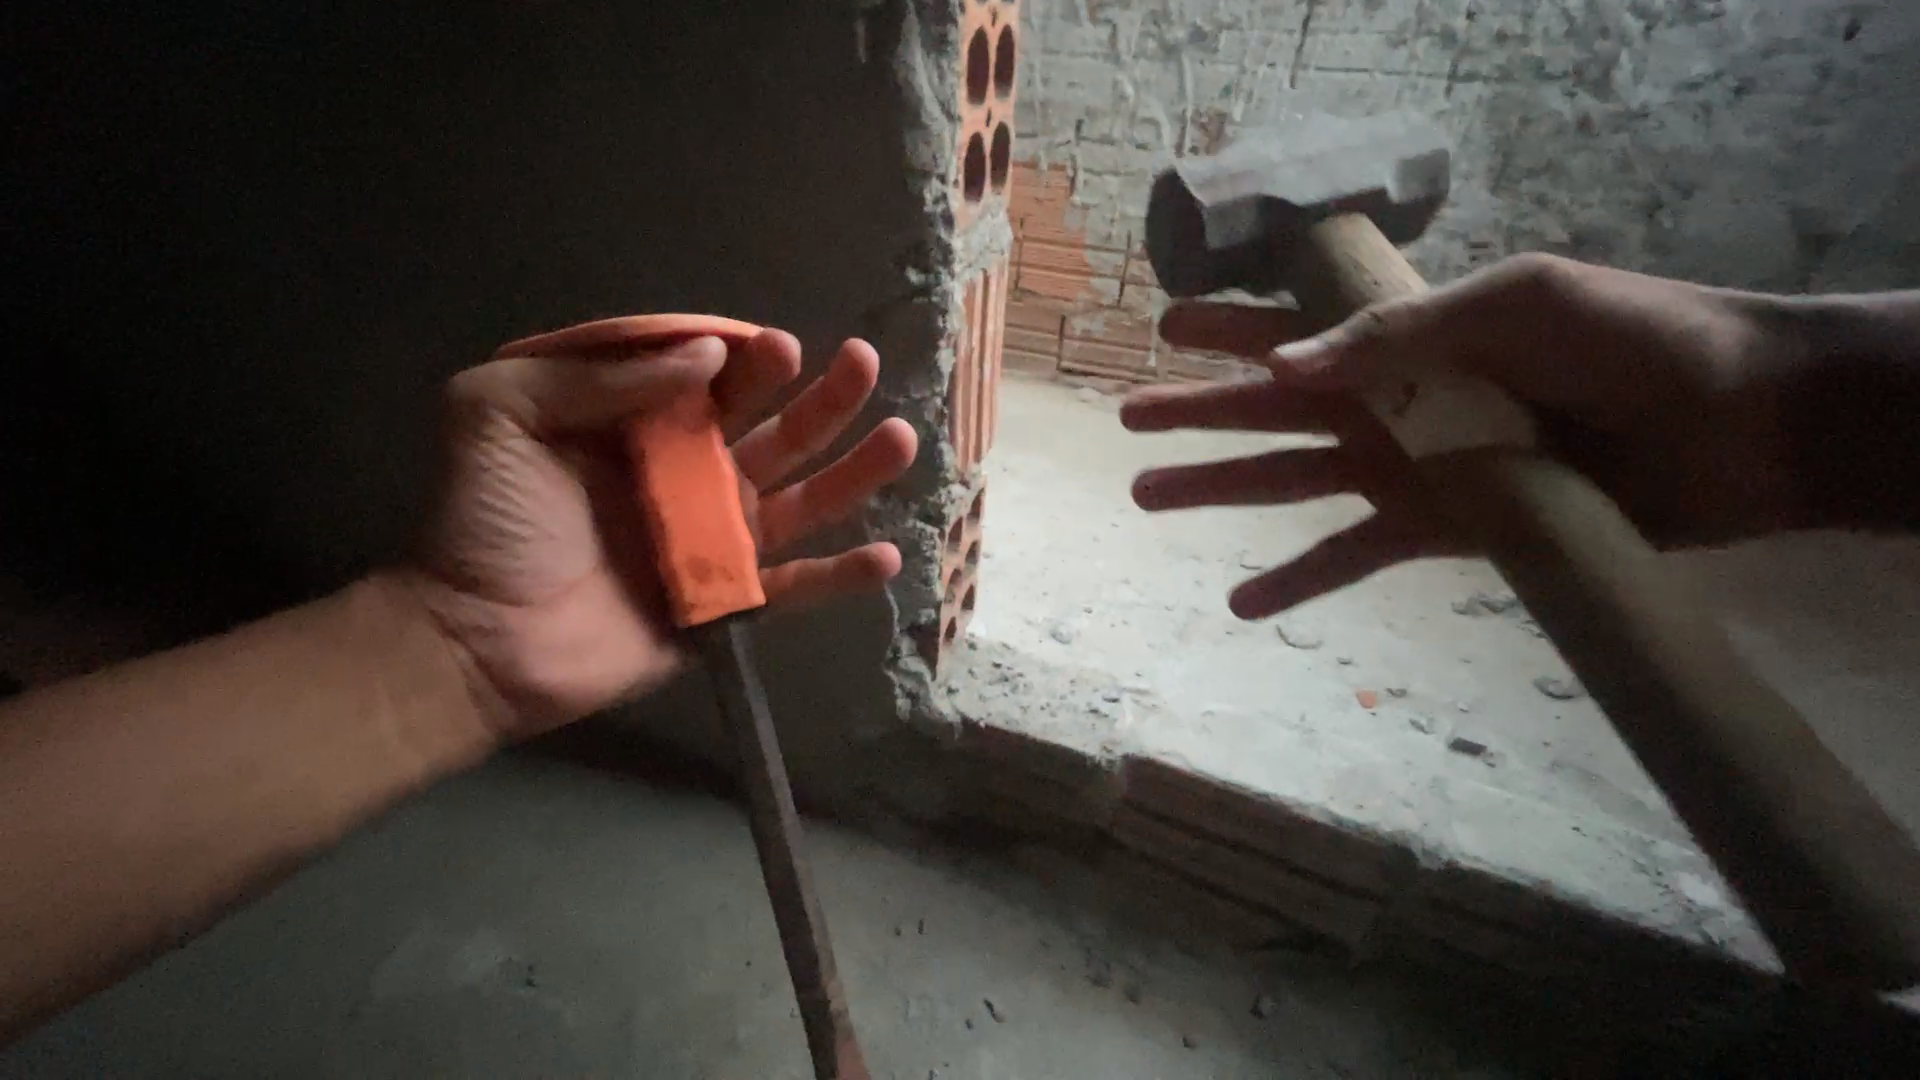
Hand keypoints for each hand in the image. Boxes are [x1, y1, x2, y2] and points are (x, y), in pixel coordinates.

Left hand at [406, 323, 916, 736]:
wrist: (480, 637)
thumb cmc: (489, 522)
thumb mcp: (502, 414)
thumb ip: (594, 376)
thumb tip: (706, 354)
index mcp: (650, 432)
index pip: (720, 386)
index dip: (757, 364)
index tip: (782, 348)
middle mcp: (698, 479)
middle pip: (780, 435)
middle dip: (826, 400)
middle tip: (865, 363)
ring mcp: (722, 543)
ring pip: (806, 502)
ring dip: (857, 473)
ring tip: (901, 439)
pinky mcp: (734, 602)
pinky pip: (798, 586)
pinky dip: (842, 577)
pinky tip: (886, 556)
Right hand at [1121, 253, 1801, 618]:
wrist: (1738, 429)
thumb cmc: (1632, 341)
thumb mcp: (1514, 302)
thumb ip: (1398, 330)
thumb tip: (1284, 364)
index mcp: (1400, 341)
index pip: (1291, 329)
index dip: (1226, 327)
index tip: (1166, 328)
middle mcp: (1384, 405)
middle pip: (1264, 411)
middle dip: (1192, 412)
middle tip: (1129, 419)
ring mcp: (1399, 470)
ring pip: (1283, 482)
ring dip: (1211, 489)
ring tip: (1146, 496)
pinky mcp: (1430, 529)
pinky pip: (1346, 557)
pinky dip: (1294, 581)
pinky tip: (1240, 602)